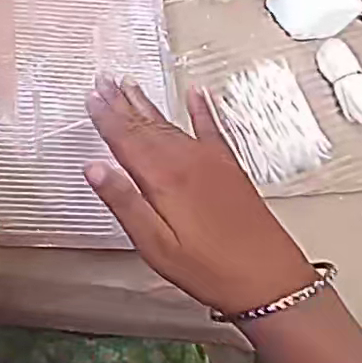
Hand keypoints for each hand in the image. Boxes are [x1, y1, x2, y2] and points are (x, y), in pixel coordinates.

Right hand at [83, 76, 314, 315]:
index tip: (90, 97)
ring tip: (128, 85)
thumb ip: (124, 202)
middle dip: (120, 102)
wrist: (271, 282)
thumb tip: (93, 168)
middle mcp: (188, 161)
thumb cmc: (208, 269)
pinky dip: (201, 110)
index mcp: (164, 179)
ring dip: (146, 104)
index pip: (125, 139)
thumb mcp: (154, 244)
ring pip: (169, 124)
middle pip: (145, 125)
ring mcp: (211, 162)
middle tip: (103, 80)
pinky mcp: (229, 169)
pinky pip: (212, 130)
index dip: (104, 117)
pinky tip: (196, 94)